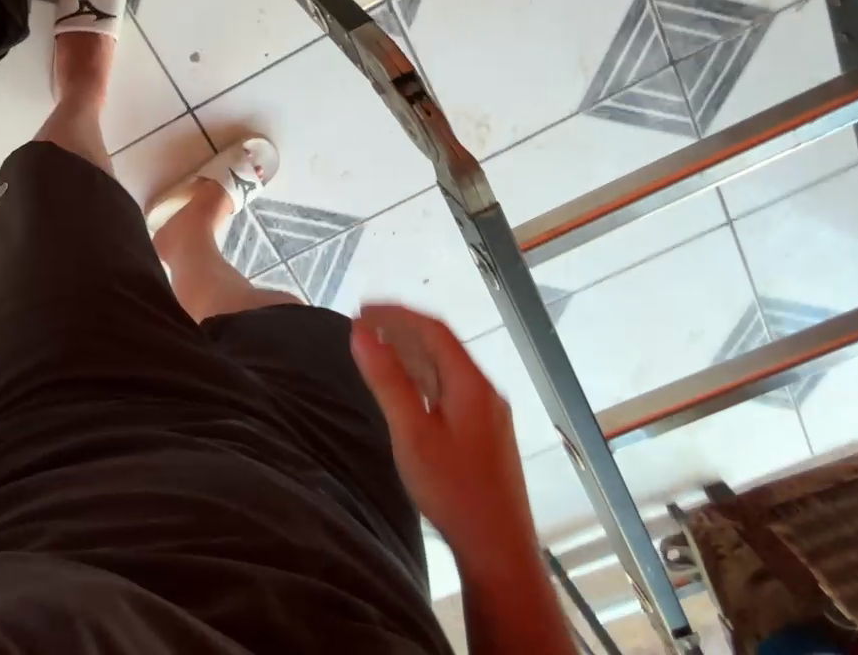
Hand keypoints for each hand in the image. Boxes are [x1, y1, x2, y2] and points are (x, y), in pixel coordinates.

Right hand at [350, 305, 541, 574]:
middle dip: (398, 327)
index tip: (359, 308)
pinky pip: (447, 386)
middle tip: (359, 324)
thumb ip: (386, 380)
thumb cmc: (453, 491)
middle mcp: (484, 391)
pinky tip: (400, 384)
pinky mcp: (482, 431)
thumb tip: (359, 333)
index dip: (395, 313)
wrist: (498, 549)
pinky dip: (418, 373)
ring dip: (407, 350)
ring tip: (371, 346)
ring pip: (443, 366)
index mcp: (471, 384)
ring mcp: (486, 412)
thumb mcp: (412, 433)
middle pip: (440, 344)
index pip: (432, 329)